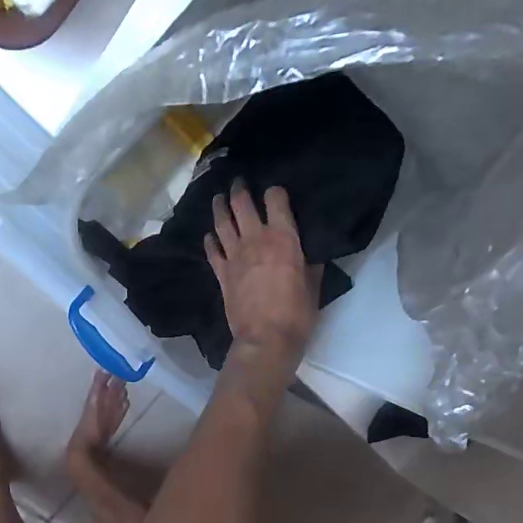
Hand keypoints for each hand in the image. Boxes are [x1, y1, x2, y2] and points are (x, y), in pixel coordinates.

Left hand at [205, 181, 320, 361]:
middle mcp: (256, 240)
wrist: (266, 340)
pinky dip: (210, 240)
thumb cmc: (297, 314)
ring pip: (222, 222)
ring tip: (218, 198)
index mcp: (283, 238)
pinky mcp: (221, 274)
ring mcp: (234, 256)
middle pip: (242, 204)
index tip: (274, 191)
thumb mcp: (313, 286)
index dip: (274, 191)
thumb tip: (309, 254)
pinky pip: (212, 250)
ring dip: (219, 207)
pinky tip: (209, 235)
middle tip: (238, 182)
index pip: (275, 200)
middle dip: (239, 189)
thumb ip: (310, 264)